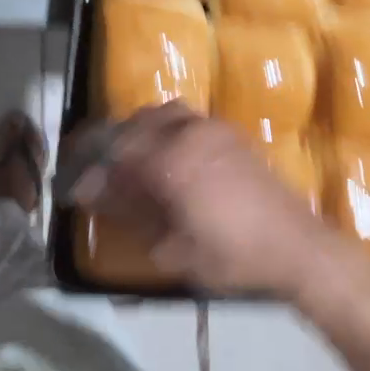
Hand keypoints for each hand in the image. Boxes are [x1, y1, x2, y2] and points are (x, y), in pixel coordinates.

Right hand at [73, 103, 337, 297]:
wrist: (297, 246)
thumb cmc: (231, 256)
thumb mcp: (171, 246)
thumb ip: (129, 211)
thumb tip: (92, 192)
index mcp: (170, 158)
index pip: (113, 150)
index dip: (88, 167)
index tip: (72, 187)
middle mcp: (187, 132)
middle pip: (132, 125)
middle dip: (106, 146)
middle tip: (92, 171)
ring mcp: (210, 128)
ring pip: (158, 115)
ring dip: (134, 133)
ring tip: (125, 162)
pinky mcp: (228, 133)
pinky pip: (182, 119)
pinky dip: (161, 131)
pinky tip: (161, 159)